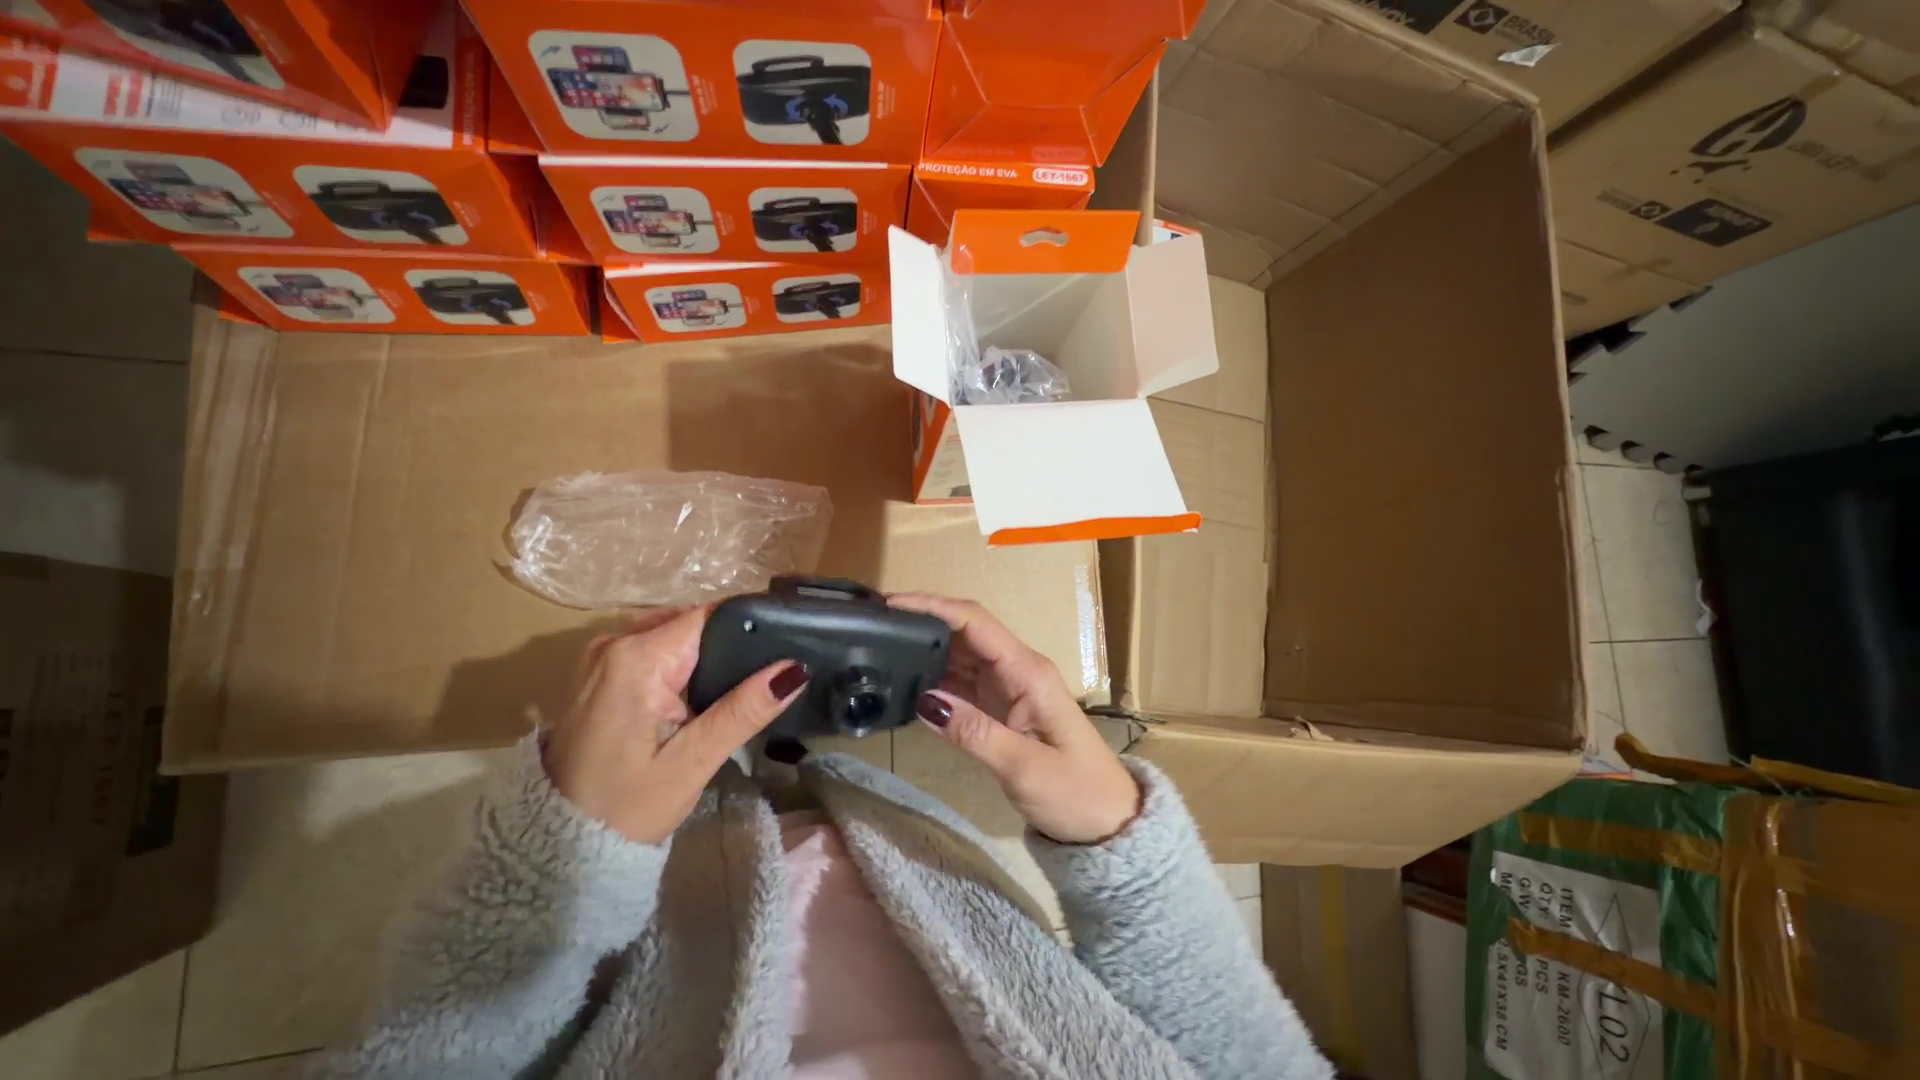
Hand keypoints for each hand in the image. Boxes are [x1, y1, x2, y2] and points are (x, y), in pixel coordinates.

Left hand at [543, 607, 808, 843]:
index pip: (707, 617)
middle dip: (725, 645)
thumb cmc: (628, 806)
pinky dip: (675, 664)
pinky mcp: (594, 673)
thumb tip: (794, 670)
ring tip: (733, 690)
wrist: (561, 844)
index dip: (746, 629)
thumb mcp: (692, 762)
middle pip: (688, 622)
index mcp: (636, 658)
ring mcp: (598, 655)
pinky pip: (647, 649)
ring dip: (699, 656)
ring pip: (669, 634)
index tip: (780, 647)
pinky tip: (693, 696)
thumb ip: (742, 711)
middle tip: (760, 680)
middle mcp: (612, 642)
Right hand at [890, 593, 1140, 843]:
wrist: (1108, 823)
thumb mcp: (1024, 767)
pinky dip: (934, 679)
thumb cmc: (1075, 793)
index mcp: (1028, 672)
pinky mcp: (1001, 711)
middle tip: (872, 626)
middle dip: (921, 623)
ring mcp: (1008, 690)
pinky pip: (962, 684)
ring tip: (879, 647)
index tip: (890, 604)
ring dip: (924, 649)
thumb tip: (924, 700)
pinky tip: (906, 682)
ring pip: (960, 656)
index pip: (975, 622)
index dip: (932, 606)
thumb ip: (974, 733)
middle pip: (964, 632)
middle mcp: (1017, 671)